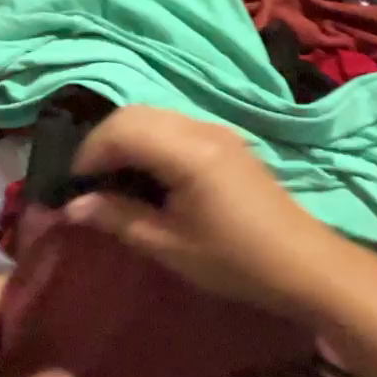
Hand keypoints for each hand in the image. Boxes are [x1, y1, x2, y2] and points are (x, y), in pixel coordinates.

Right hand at [62, 106, 357, 318]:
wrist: (303, 264)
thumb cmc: (234, 260)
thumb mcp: (168, 245)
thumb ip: (118, 217)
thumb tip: (73, 206)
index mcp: (187, 152)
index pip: (120, 129)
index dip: (88, 154)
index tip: (74, 187)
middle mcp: (201, 128)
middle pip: (134, 113)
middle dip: (102, 142)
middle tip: (89, 182)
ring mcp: (217, 131)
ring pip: (154, 116)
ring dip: (125, 140)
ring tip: (113, 180)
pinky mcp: (226, 141)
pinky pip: (173, 126)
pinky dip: (148, 141)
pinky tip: (146, 176)